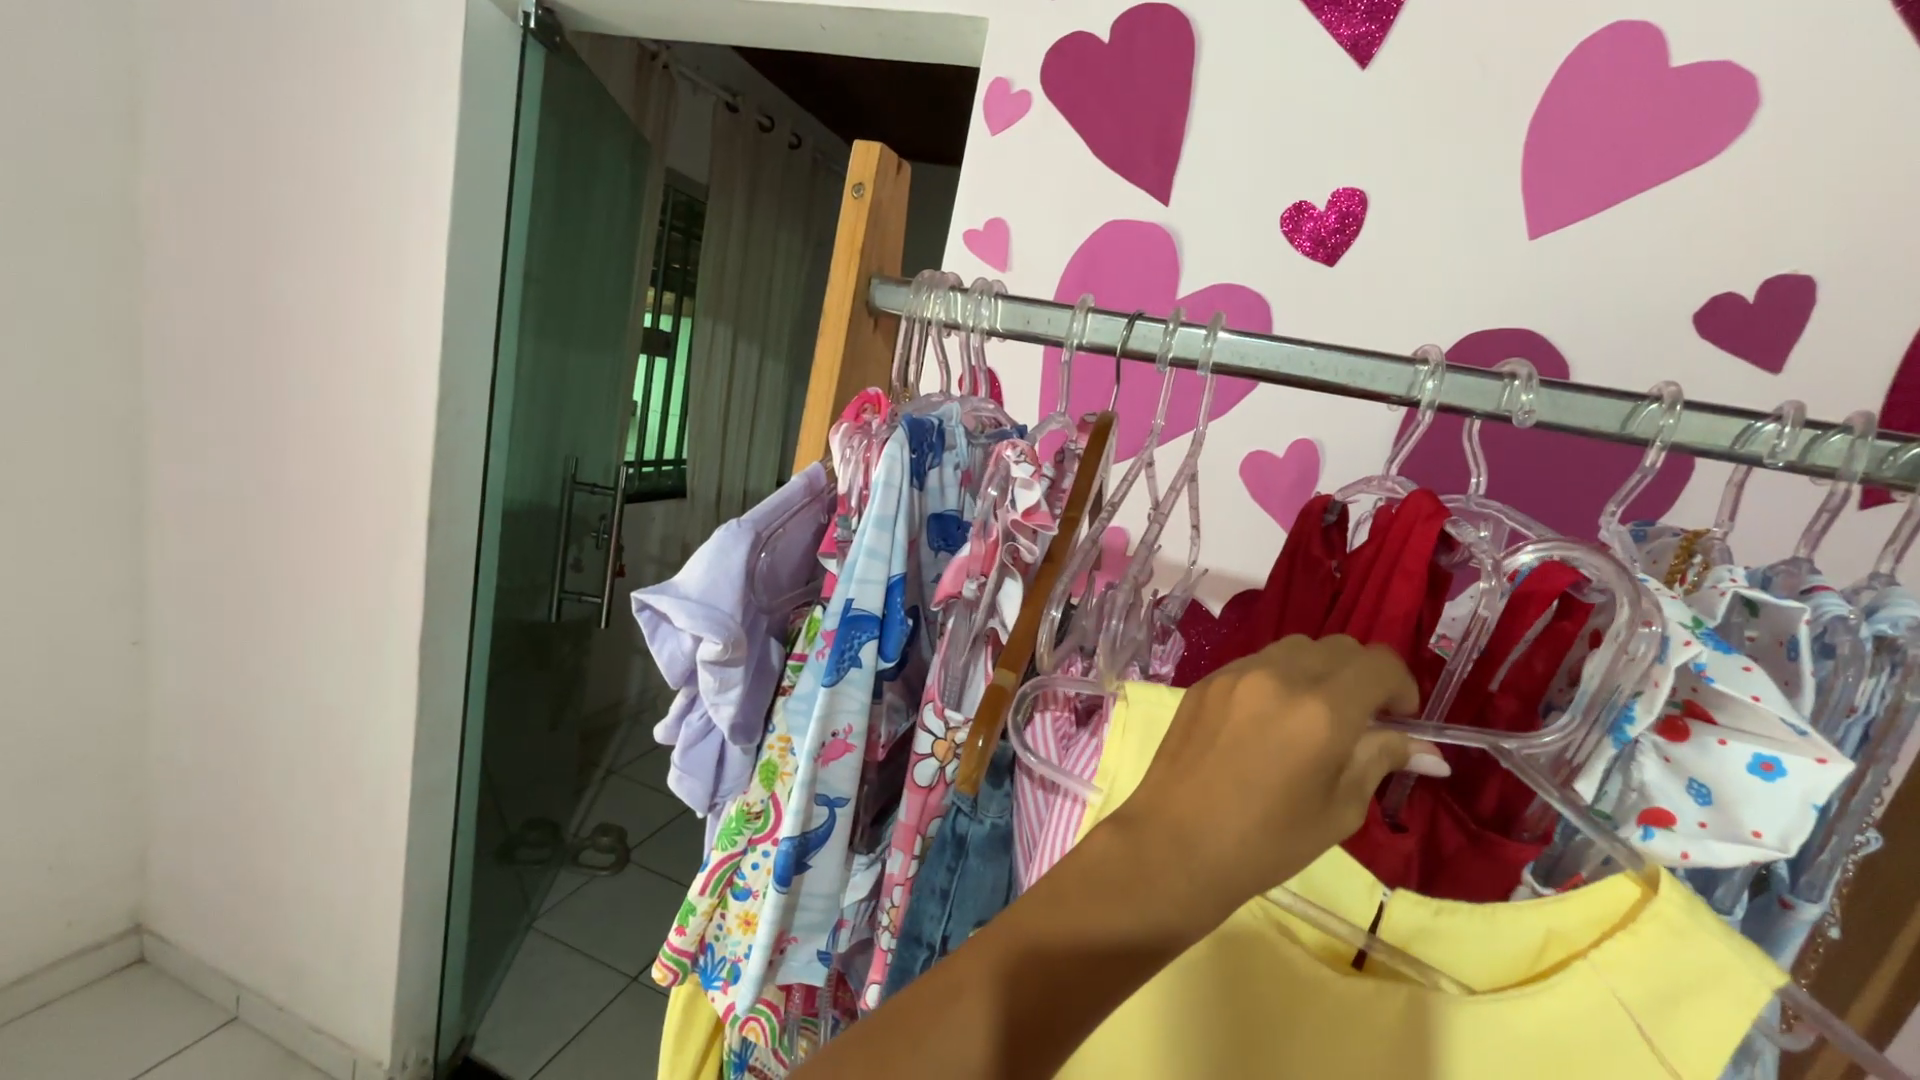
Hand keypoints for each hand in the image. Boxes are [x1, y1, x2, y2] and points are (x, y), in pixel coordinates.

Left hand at [1108, 635, 1445, 915]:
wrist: (1174, 846)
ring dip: (1318, 672)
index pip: (1379, 663)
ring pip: (1294, 648)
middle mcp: (1278, 676)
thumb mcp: (1339, 810)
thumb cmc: (1265, 842)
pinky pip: (1255, 663)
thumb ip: (1379, 761)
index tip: (1399, 721)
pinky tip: (1267, 722)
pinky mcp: (1205, 682)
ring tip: (1312, 719)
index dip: (1401, 687)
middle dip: (1362, 676)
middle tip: (1360, 722)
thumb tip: (1423, 747)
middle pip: (1339, 647)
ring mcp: (1235, 674)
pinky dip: (1277, 679)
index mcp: (1322, 710)